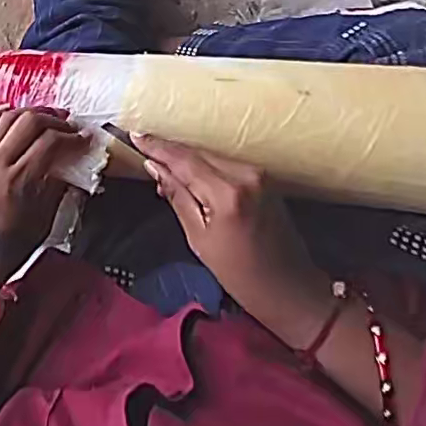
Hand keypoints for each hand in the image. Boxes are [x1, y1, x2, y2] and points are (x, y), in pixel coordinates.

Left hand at [0, 107, 87, 289]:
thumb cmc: (12, 247)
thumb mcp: (45, 219)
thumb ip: (59, 187)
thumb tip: (75, 164)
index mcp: (19, 180)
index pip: (50, 142)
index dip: (73, 137)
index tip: (86, 139)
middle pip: (29, 121)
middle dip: (54, 120)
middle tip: (71, 127)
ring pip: (7, 118)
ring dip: (31, 112)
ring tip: (49, 118)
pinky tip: (9, 111)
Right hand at [138, 136, 334, 347]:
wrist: (291, 289)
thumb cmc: (240, 274)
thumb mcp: (199, 238)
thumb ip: (177, 195)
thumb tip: (154, 167)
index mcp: (227, 192)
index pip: (183, 159)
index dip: (156, 146)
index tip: (134, 136)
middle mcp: (245, 174)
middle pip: (196, 152)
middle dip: (169, 152)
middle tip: (144, 156)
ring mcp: (258, 173)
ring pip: (210, 155)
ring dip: (186, 160)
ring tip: (165, 173)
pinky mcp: (264, 177)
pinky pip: (224, 163)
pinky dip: (205, 166)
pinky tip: (191, 177)